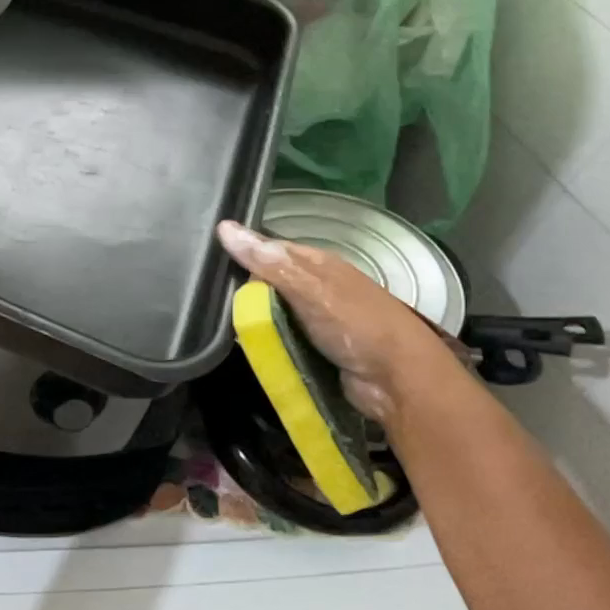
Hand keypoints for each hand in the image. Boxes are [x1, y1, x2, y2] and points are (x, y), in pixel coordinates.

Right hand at [217, 220, 461, 421]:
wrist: (400, 382)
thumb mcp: (309, 289)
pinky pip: (284, 339)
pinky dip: (268, 342)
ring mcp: (320, 320)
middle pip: (271, 282)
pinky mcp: (318, 349)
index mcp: (320, 264)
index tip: (210, 265)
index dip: (244, 253)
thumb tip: (224, 227)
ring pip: (275, 313)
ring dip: (255, 320)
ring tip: (221, 324)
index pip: (271, 249)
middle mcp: (319, 288)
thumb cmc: (357, 325)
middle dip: (246, 291)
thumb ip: (268, 263)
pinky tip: (249, 346)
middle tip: (209, 299)